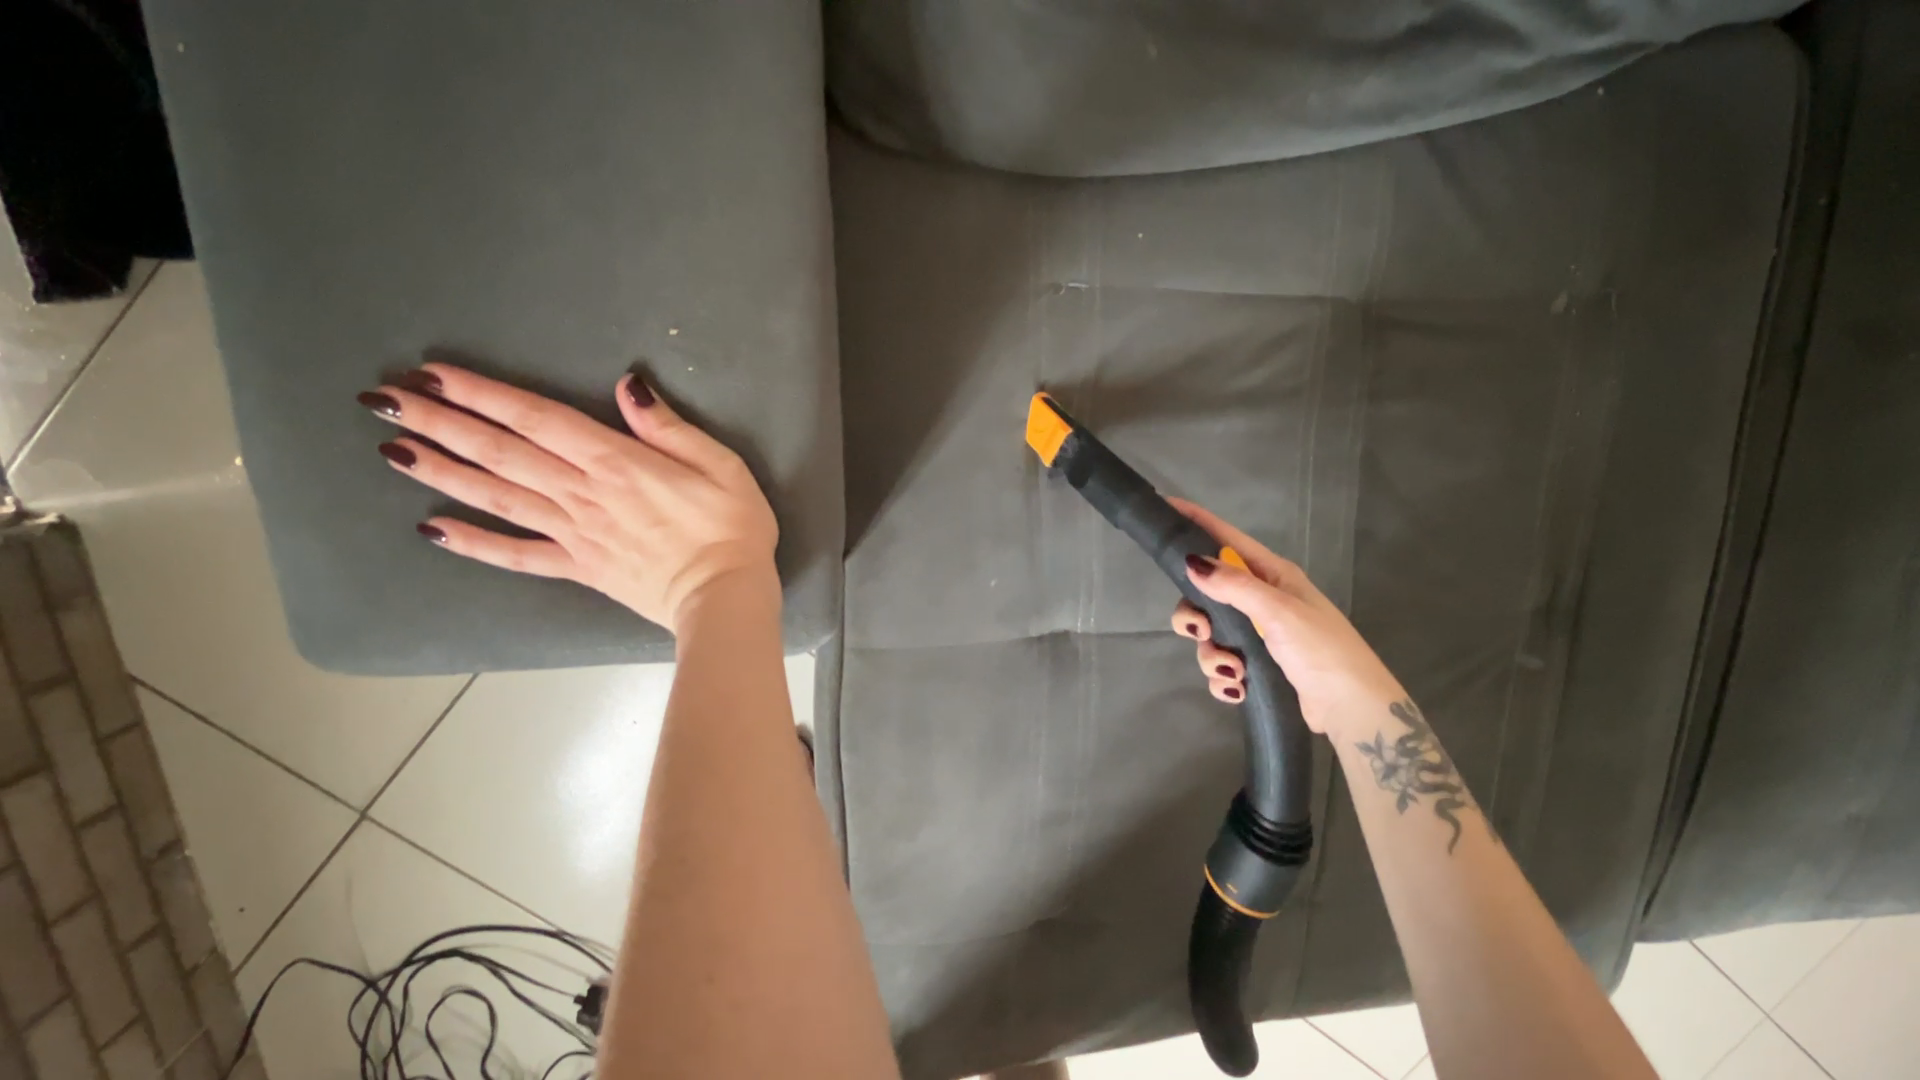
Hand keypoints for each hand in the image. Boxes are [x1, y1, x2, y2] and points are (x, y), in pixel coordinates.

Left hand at [359, 363, 777, 632]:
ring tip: (391, 449)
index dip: (484, 394)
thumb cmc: (731, 527)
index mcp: (616, 463)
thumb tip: (626, 386)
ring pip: (498, 497)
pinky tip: (433, 529)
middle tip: (385, 400)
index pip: (537, 419)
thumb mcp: (719, 463)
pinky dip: (474, 543)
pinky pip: (518, 555)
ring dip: (443, 472)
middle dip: (442, 423)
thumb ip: (668, 426)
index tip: (433, 374)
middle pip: (502, 453)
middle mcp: (582, 494)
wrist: (726, 597)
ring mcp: (574, 534)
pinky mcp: (577, 568)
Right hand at [1167, 498, 1402, 738]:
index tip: (1164, 506)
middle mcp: (1260, 601)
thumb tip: (1191, 562)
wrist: (1351, 708)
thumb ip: (1233, 585)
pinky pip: (1221, 666)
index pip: (1226, 539)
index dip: (1196, 522)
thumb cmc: (1321, 649)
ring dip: (1214, 657)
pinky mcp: (1256, 667)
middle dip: (1196, 616)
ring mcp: (1258, 636)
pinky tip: (1237, 690)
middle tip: (1202, 631)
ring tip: (1234, 673)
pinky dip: (1223, 680)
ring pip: (1209, 636)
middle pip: (1205, 595)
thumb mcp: (1278, 611)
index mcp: (1271, 576)